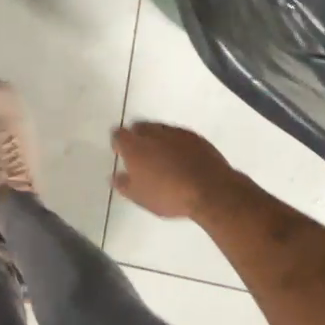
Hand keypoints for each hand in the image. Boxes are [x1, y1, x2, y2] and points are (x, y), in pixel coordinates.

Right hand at [111, 122, 241, 219]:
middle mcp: (152, 133)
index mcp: (134, 146)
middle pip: (138, 127)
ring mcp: (174, 132)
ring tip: (164, 158)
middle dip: (138, 137)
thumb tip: (114, 176)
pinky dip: (177, 143)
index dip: (118, 143)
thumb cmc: (169, 196)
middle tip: (143, 155)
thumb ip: (124, 185)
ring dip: (158, 139)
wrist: (210, 190)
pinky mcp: (194, 136)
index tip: (121, 154)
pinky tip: (183, 159)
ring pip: (159, 129)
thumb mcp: (141, 197)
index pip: (118, 135)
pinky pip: (179, 135)